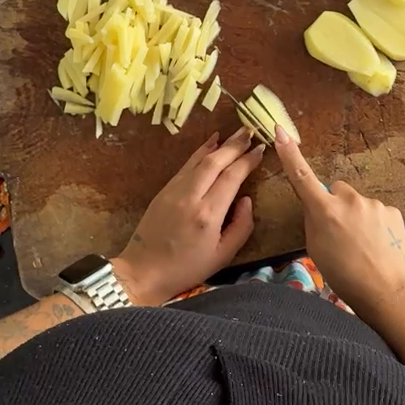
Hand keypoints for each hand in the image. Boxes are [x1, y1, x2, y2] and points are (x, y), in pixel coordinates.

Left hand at [112, 129, 265, 305]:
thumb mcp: (223, 255)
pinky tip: (211, 144)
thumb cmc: (187, 268)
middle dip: (235, 145)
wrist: (143, 272)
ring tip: (236, 133)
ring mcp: (174, 191)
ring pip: (199, 160)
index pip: (232, 177)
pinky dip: (201, 152)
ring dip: (219, 145)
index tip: (261, 149)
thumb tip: (247, 199)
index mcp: (208, 215)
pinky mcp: (163, 191)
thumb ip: (242, 226)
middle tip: (251, 132)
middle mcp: (190, 197)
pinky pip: (186, 166)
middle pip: (216, 162)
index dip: (248, 160)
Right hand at [275, 127, 404, 313]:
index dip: (289, 154)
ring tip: (362, 245)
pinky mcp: (392, 210)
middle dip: (336, 204)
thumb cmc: (343, 275)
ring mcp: (373, 204)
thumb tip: (318, 207)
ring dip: (357, 217)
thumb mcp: (315, 249)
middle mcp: (349, 200)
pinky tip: (378, 244)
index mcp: (324, 210)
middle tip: (340, 233)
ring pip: (358, 203)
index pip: (301, 176)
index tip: (280, 133)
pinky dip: (375, 224)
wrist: (384, 289)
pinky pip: (376, 212)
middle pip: (336, 191)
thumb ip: (314, 221)